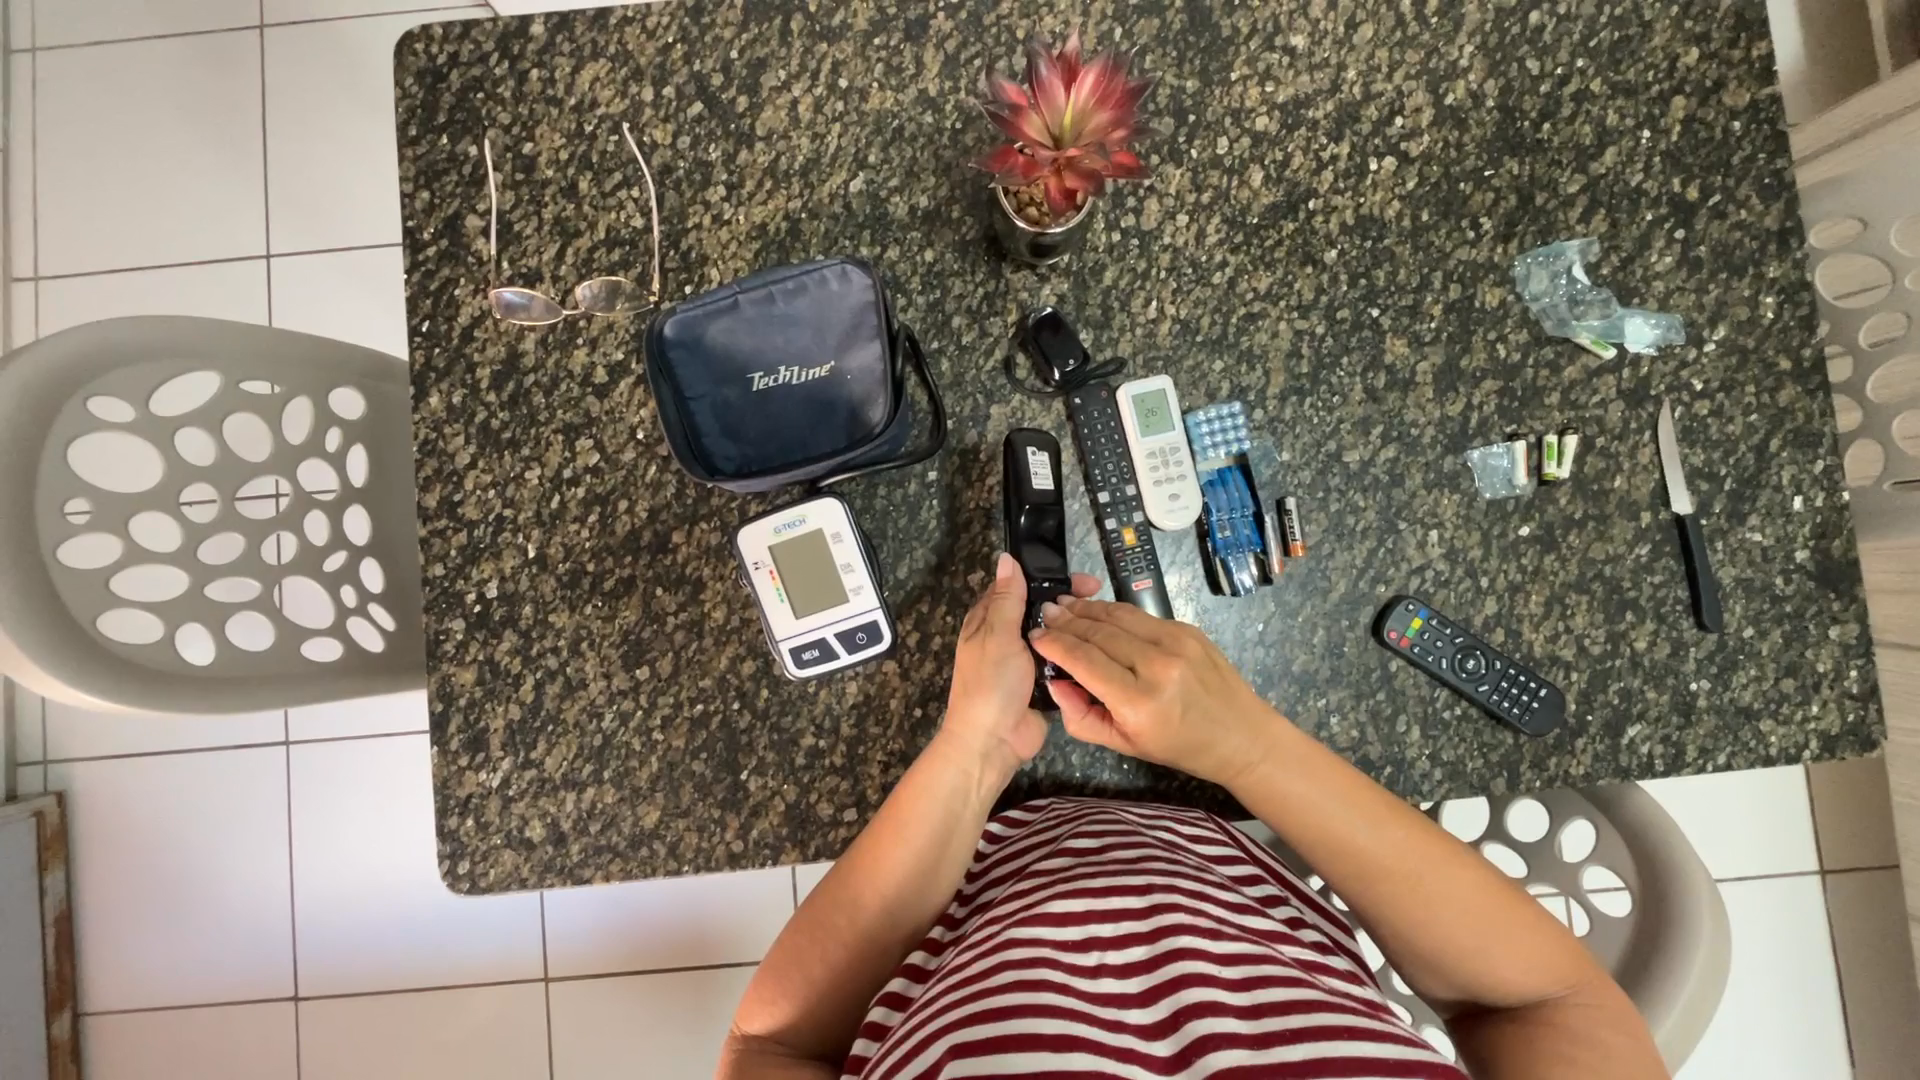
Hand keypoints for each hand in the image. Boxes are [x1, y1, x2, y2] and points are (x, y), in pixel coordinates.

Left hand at [939, 553, 1100, 783]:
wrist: (993, 742)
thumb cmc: (990, 684)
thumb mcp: (998, 635)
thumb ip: (1007, 598)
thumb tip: (1006, 558)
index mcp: (988, 620)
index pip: (1019, 587)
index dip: (1047, 577)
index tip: (1082, 579)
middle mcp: (1005, 637)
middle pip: (1039, 610)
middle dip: (1066, 602)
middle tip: (1099, 597)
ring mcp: (1024, 661)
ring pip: (1054, 635)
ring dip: (1074, 628)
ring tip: (1105, 619)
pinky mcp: (1041, 682)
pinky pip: (1062, 661)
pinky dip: (1077, 655)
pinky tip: (1101, 648)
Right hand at [1028, 595, 1285, 784]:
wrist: (1241, 735)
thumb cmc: (1179, 746)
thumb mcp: (1123, 744)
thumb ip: (1081, 717)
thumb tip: (1055, 682)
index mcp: (1139, 701)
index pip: (1084, 660)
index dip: (1054, 644)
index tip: (1035, 636)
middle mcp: (1157, 665)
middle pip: (1098, 631)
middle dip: (1066, 621)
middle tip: (1044, 613)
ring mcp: (1176, 642)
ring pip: (1118, 615)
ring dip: (1086, 608)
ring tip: (1064, 605)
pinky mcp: (1187, 629)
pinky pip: (1139, 615)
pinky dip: (1112, 611)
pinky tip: (1096, 611)